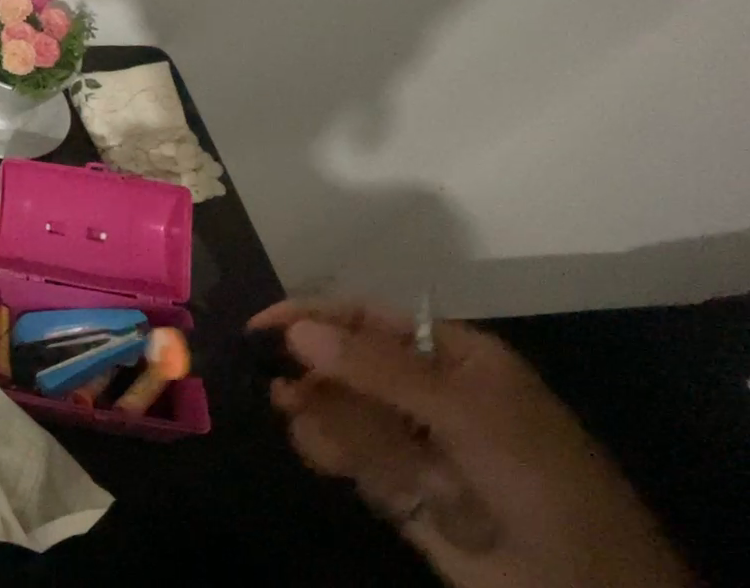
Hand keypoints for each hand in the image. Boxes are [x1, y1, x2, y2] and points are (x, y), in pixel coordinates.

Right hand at [250, 299, 690, 587]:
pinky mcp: (391, 478)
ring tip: (336, 450)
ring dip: (324, 422)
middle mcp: (422, 387)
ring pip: (333, 406)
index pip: (365, 317)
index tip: (260, 328)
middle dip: (313, 377)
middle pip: (340, 361)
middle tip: (287, 395)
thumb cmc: (538, 482)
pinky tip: (339, 466)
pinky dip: (328, 450)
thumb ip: (378, 369)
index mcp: (451, 356)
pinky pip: (339, 447)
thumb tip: (295, 330)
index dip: (312, 316)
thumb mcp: (467, 415)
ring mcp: (405, 434)